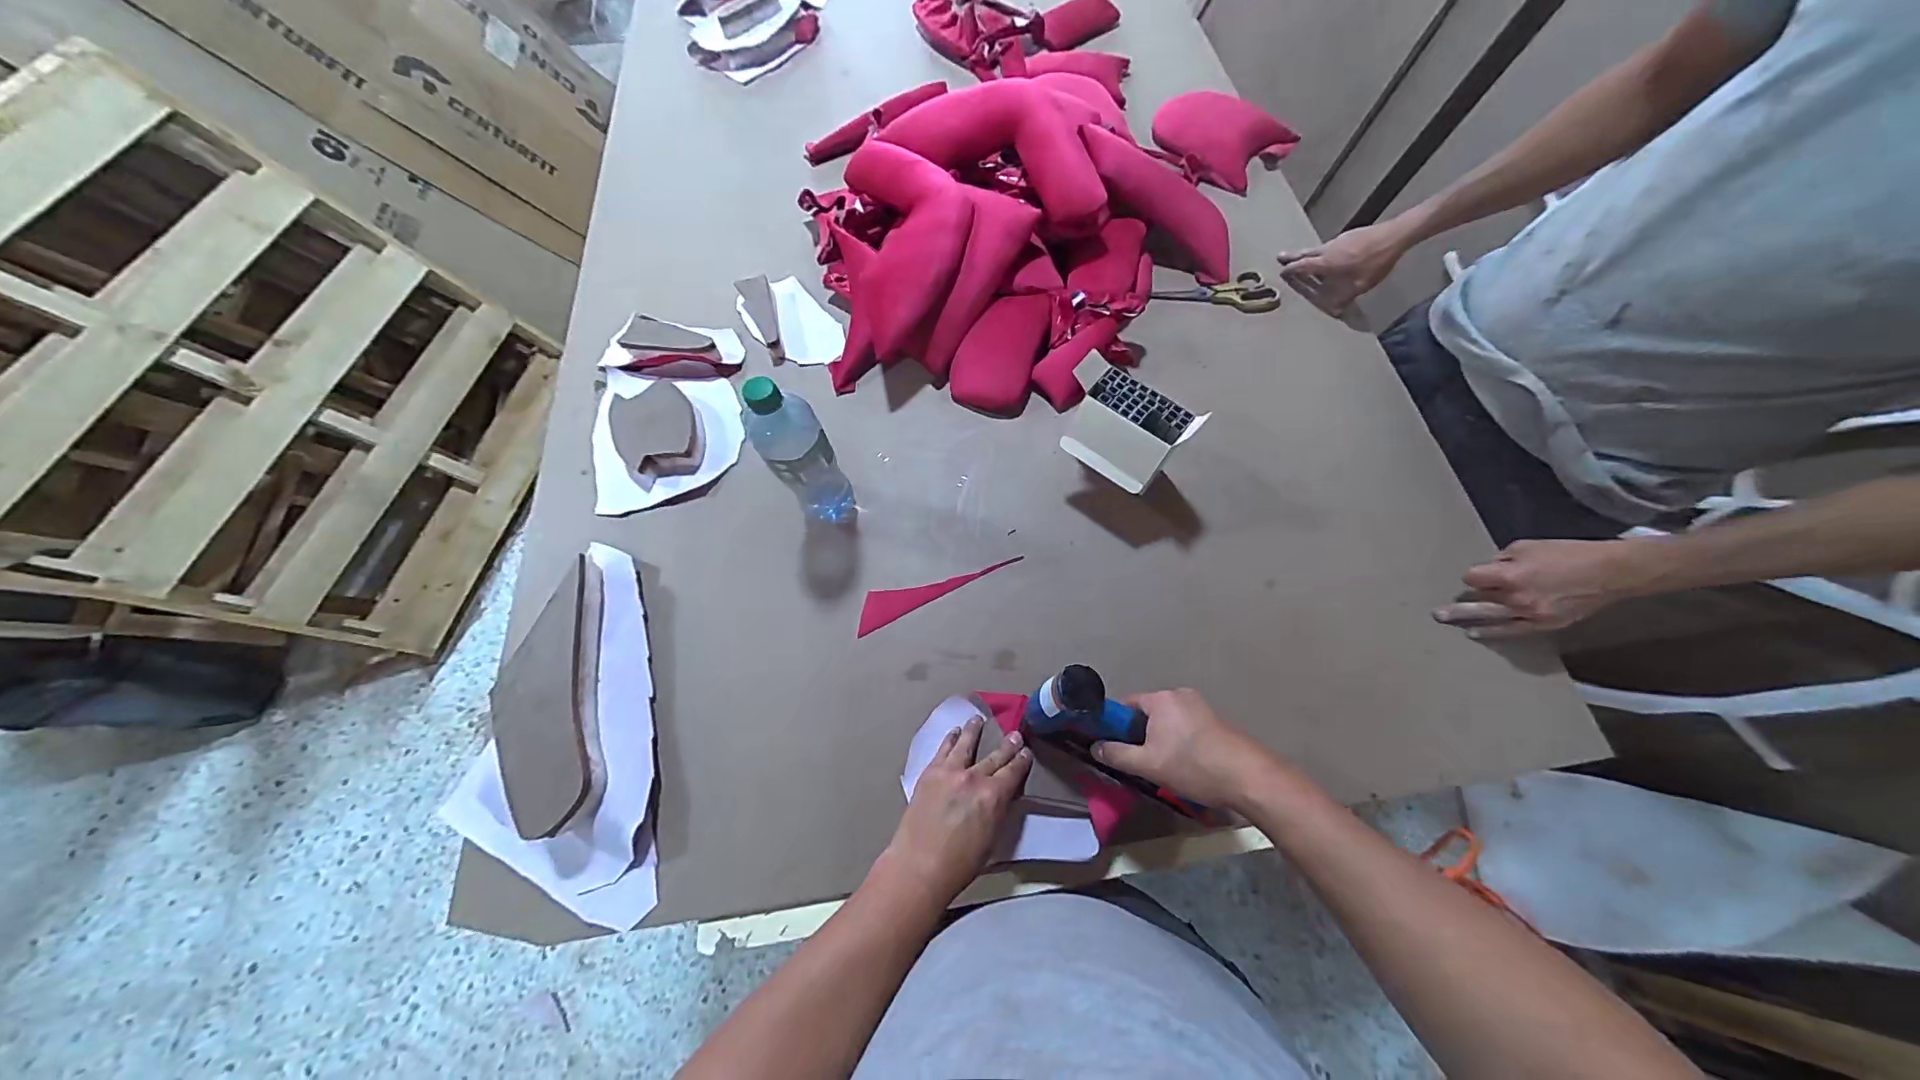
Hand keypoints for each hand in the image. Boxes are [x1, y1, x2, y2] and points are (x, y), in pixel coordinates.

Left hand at [881, 716, 1031, 901]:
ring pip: (966, 744)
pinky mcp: (930, 773)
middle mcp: (974, 778)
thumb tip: (1002, 796)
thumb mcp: (992, 837)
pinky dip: (950, 739)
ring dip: (974, 730)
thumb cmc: (960, 863)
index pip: (1014, 772)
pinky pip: (943, 750)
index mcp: (994, 796)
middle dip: (1007, 745)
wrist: (919, 865)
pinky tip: (954, 733)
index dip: (1022, 761)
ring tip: (978, 719)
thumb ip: (998, 810)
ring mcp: (950, 772)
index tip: (1026, 752)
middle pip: (995, 756)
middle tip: (1015, 734)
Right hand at [1090, 688, 1290, 810]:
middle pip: (1149, 713)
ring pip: (1169, 722)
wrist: (1249, 777)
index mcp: (1161, 699)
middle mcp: (1181, 695)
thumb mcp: (1148, 765)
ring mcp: (1202, 707)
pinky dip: (1181, 742)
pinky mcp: (1217, 721)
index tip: (1116, 746)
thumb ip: (1117, 754)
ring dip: (1163, 740)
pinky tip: (1188, 765)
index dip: (1116, 725)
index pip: (1127, 704)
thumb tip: (1096, 746)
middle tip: (1142, 761)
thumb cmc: (1193, 766)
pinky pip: (1187, 727)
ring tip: (1166, 767)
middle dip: (1141, 735)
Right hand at [1276, 220, 1413, 316]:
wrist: (1396, 234)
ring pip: (1317, 248)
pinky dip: (1322, 251)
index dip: (1290, 270)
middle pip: (1305, 253)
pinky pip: (1329, 246)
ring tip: (1301, 257)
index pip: (1302, 266)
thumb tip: (1336, 310)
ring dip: (1306, 253)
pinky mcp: (1349, 236)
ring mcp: (1338, 241)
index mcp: (1326, 263)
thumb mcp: (1360, 285)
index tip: (1281, 272)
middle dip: (1291, 256)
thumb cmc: (1375, 262)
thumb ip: (1345, 298)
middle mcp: (1328, 250)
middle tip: (1280, 257)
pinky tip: (1327, 255)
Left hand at [1434, 538, 1650, 637]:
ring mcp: (1530, 614)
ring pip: (1491, 619)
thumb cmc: (1569, 553)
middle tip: (1436, 614)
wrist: (1614, 572)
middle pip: (1477, 602)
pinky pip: (1512, 631)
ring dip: (1467, 621)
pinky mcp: (1545, 625)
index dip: (1476, 575)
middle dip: (1456, 608)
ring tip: (1445, 622)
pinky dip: (1493, 633)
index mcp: (1510, 576)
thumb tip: (1489, 570)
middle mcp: (1517, 598)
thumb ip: (1502, 560)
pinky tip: (1475, 634)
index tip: (1481, 574)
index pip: (1473, 578)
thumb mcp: (1527, 547)